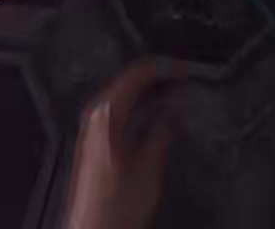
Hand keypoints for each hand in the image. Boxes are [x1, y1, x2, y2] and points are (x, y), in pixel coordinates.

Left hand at [63, 60, 172, 228]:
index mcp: (108, 111)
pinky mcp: (93, 133)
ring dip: (148, 90)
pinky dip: (137, 103)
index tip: (183, 68)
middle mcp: (96, 110)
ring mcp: (92, 121)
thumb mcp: (149, 169)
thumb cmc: (117, 207)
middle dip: (157, 77)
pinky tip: (154, 113)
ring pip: (124, 92)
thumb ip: (163, 129)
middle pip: (129, 79)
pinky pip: (118, 105)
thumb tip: (174, 105)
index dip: (163, 68)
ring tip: (174, 94)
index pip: (137, 74)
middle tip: (182, 79)